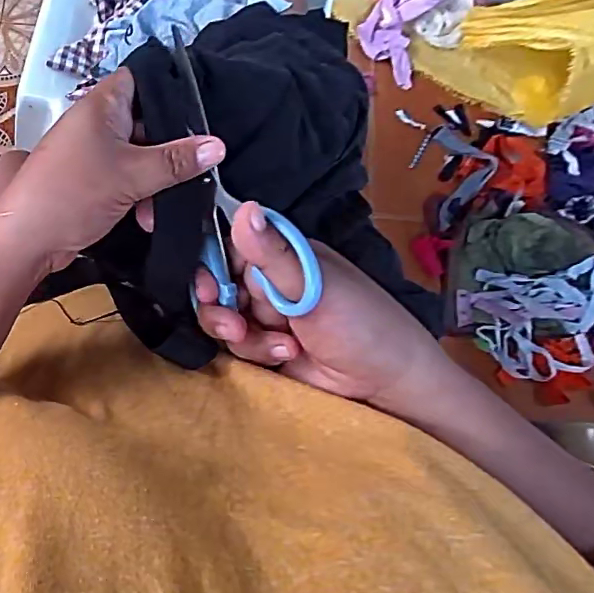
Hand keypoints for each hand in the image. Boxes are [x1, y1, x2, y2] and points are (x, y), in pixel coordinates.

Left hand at [0, 68, 223, 277]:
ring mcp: (91, 154)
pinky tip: (146, 218)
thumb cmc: (72, 194)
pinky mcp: (89, 183)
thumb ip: (176, 161)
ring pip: (137, 157)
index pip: (141, 81)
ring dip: (155, 181)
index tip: (199, 114)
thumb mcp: (133, 175)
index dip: (169, 92)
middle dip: (169, 150)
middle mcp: (95, 124)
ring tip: (162, 207)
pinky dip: (138, 196)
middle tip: (191, 170)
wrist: (28, 240)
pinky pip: (124, 180)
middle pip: (144, 124)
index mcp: (101, 106)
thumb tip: (217, 146)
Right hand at [195, 201, 450, 412]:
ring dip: (243, 336)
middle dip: (220, 308)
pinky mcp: (267, 350)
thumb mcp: (314, 286)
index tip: (207, 287)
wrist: (386, 384)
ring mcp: (268, 318)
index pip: (231, 250)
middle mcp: (272, 283)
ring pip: (224, 321)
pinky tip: (285, 356)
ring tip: (278, 346)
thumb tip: (244, 208)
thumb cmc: (361, 323)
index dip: (211, 267)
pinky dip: (256, 353)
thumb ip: (273, 253)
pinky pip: (238, 348)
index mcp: (285, 256)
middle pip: (218, 288)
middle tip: (235, 325)